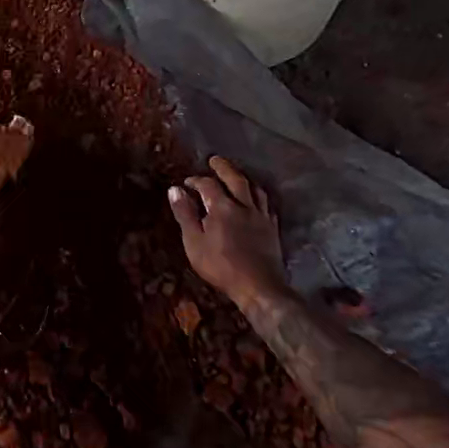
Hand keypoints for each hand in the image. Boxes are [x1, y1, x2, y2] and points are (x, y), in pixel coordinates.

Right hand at [168, 157, 290, 311]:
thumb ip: (185, 214)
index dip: (196, 180)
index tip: (187, 182)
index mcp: (222, 207)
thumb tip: (175, 189)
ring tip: (237, 176)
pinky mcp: (272, 229)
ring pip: (255, 189)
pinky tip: (256, 201)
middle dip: (224, 168)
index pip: (208, 185)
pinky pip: (267, 205)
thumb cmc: (220, 266)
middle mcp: (244, 205)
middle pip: (235, 179)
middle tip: (215, 160)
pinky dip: (259, 197)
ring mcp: (262, 216)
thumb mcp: (194, 242)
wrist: (259, 287)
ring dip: (244, 179)